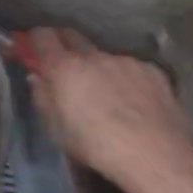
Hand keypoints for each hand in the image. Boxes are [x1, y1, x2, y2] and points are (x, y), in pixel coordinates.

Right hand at [27, 28, 192, 192]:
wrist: (159, 156)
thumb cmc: (98, 147)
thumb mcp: (57, 129)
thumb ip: (43, 97)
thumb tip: (38, 78)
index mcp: (65, 68)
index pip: (42, 36)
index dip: (35, 40)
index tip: (33, 49)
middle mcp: (94, 56)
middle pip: (72, 36)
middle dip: (64, 46)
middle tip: (65, 68)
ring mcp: (125, 61)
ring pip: (103, 57)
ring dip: (98, 68)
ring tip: (108, 97)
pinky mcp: (152, 70)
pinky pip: (130, 69)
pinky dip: (126, 79)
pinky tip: (135, 104)